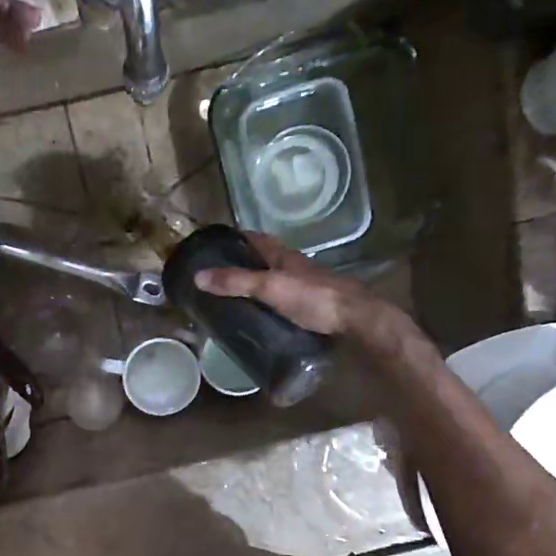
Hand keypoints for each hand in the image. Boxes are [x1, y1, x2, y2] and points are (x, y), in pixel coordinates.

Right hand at [193, 232, 413, 348]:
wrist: (357, 319)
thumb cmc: (313, 297)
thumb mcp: (269, 288)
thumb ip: (235, 282)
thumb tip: (198, 276)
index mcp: (284, 256)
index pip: (257, 238)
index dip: (239, 236)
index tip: (219, 241)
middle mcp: (296, 266)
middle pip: (267, 258)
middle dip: (246, 261)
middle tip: (221, 272)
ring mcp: (308, 286)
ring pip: (278, 279)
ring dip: (259, 283)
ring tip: (236, 295)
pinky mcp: (316, 305)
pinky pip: (287, 299)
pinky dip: (272, 302)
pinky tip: (263, 314)